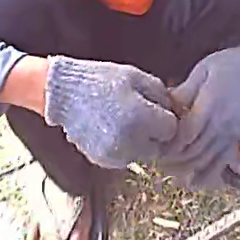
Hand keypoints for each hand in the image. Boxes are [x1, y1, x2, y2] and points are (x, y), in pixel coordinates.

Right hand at [42, 56, 180, 168]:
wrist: (65, 95)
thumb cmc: (102, 80)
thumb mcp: (137, 77)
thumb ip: (160, 94)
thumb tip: (174, 108)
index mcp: (140, 118)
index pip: (171, 129)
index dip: (168, 118)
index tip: (159, 109)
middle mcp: (129, 141)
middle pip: (160, 146)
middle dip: (157, 133)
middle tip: (145, 116)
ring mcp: (114, 155)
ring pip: (143, 155)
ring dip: (142, 142)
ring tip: (128, 121)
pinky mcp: (102, 161)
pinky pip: (125, 158)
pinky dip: (126, 148)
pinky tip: (116, 129)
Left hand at [163, 42, 239, 188]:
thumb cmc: (227, 65)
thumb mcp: (201, 71)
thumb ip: (183, 92)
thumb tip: (164, 108)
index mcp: (212, 104)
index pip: (186, 134)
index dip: (169, 144)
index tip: (156, 143)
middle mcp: (223, 123)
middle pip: (194, 152)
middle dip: (173, 158)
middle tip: (157, 156)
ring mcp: (232, 133)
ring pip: (205, 161)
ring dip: (185, 168)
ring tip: (169, 166)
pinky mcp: (236, 139)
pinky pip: (221, 163)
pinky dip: (206, 175)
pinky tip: (192, 179)